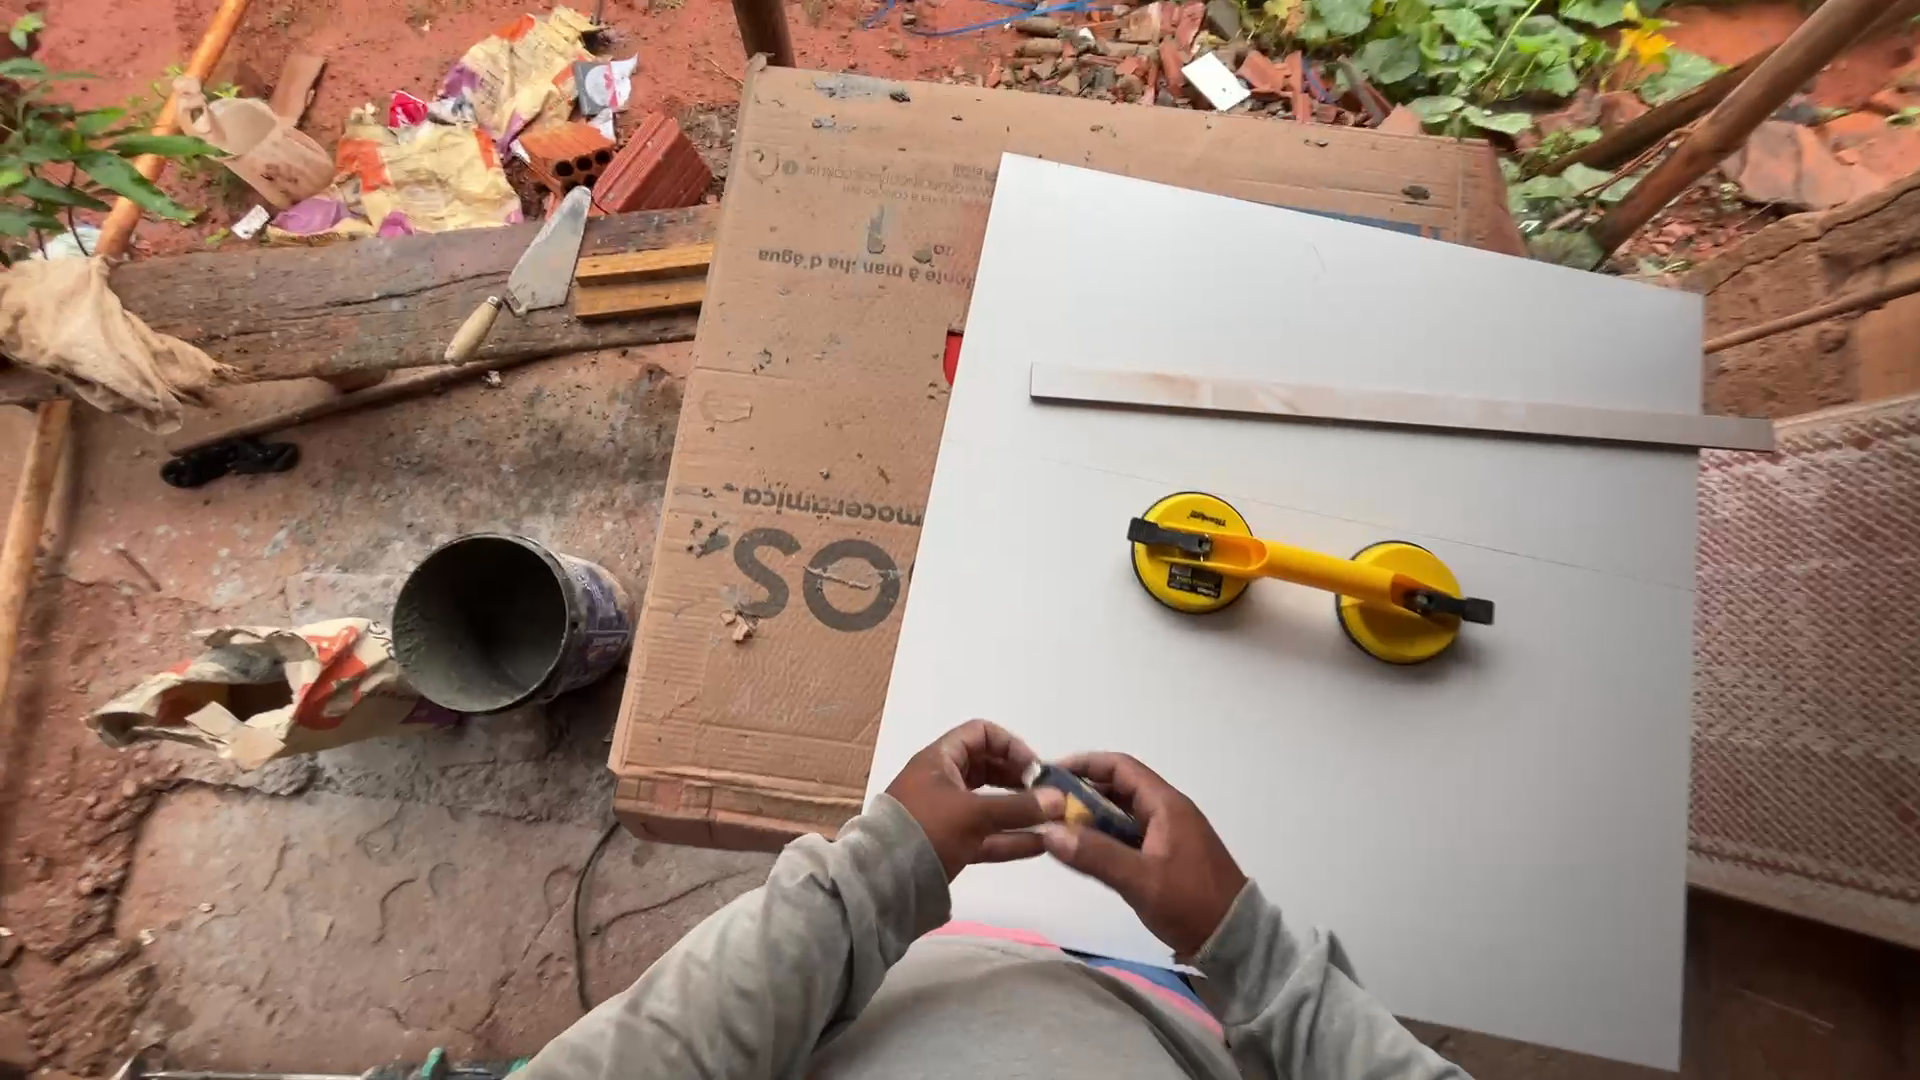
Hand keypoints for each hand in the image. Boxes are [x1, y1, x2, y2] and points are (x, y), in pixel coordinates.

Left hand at [885, 720, 1066, 879]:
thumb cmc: (926, 829)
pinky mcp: (951, 843)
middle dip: (1020, 779)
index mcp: (940, 759)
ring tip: (1050, 819)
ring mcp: (947, 813)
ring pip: (990, 803)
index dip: (1010, 744)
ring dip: (1019, 810)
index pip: (980, 733)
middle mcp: (944, 780)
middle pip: (988, 768)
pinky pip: (986, 834)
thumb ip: (1018, 807)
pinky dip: (1010, 836)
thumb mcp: (973, 814)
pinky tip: (1040, 844)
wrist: (882, 881)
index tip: (1034, 767)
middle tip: (1046, 794)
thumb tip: (1060, 800)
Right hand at [1038, 752, 1246, 956]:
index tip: (1053, 773)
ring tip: (1059, 825)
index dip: (1086, 764)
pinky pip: (1130, 835)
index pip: (1121, 767)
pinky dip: (1106, 836)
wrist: (1238, 945)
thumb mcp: (1140, 880)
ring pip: (1124, 813)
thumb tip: (1048, 831)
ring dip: (1093, 816)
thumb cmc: (1192, 905)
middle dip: (1083, 791)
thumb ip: (1095, 854)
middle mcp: (1168, 811)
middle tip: (1048, 802)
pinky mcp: (1168, 857)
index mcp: (1166, 805)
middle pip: (1120, 788)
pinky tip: (1084, 850)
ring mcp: (1169, 835)